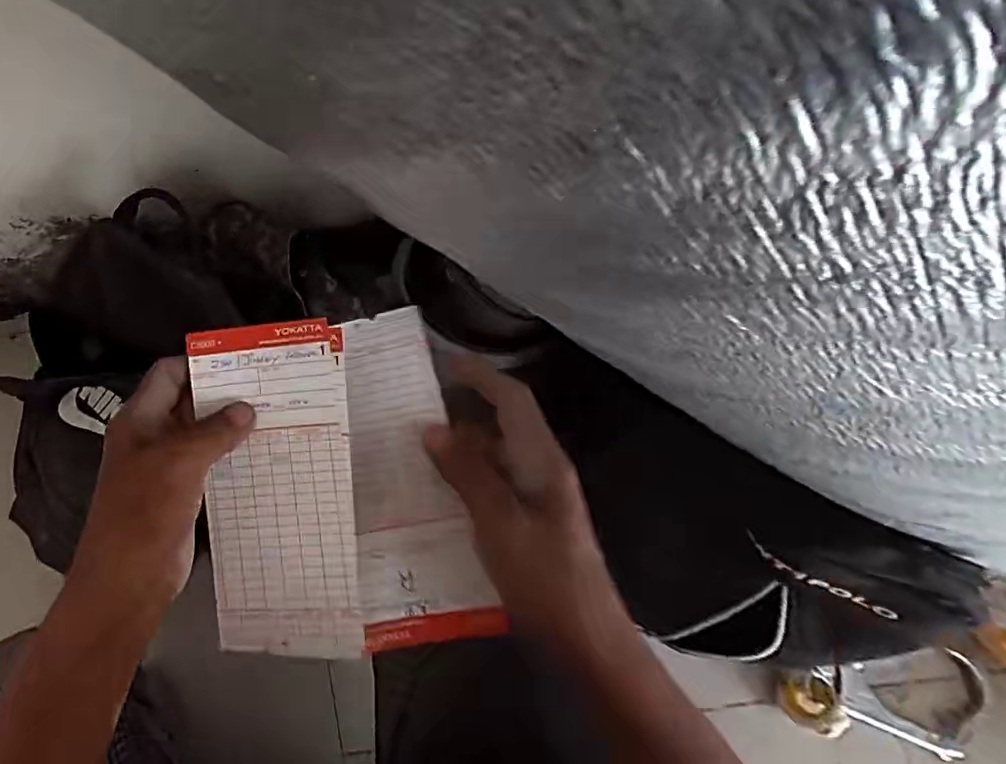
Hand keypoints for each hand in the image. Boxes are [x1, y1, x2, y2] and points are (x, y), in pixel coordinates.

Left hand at [72, 357, 254, 621]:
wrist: (125, 582)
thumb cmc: (144, 512)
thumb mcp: (180, 461)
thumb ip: (215, 431)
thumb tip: (247, 410)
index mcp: (139, 419)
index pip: (168, 373)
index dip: (199, 362)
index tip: (239, 360)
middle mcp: (151, 436)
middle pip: (188, 399)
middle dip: (223, 391)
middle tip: (264, 383)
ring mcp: (165, 464)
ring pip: (201, 430)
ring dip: (231, 422)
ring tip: (270, 411)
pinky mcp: (180, 489)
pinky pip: (209, 458)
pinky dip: (231, 450)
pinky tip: (259, 448)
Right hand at [424, 355, 633, 659]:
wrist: (587, 642)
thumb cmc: (546, 579)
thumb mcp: (500, 525)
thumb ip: (468, 475)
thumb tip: (433, 430)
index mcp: (542, 460)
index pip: (513, 400)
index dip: (482, 376)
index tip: (448, 362)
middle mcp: (542, 470)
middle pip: (503, 425)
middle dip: (464, 412)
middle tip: (418, 411)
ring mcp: (538, 497)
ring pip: (496, 457)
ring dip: (463, 449)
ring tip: (418, 450)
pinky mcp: (531, 522)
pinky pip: (495, 485)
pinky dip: (468, 480)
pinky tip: (439, 495)